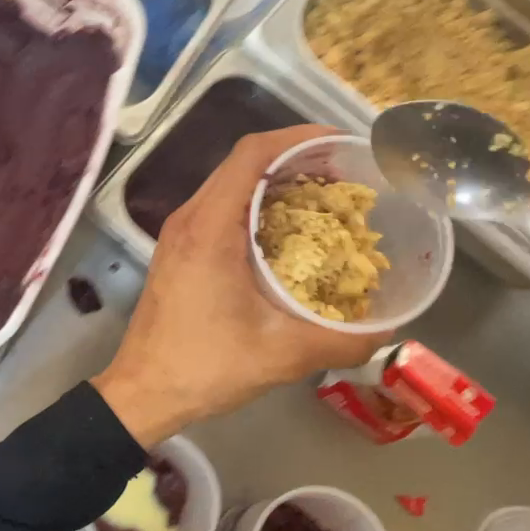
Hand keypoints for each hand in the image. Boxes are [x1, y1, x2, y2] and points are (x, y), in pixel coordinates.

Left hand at [92, 127, 392, 446]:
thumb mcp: (282, 354)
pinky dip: (256, 209)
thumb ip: (342, 341)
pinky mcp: (177, 254)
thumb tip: (388, 332)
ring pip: (230, 187)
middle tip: (347, 177)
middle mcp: (189, 220)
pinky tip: (289, 235)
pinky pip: (220, 211)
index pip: (252, 153)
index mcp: (209, 227)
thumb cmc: (204, 367)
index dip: (300, 137)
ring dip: (276, 184)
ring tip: (326, 199)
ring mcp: (178, 236)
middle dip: (297, 160)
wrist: (142, 393)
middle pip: (243, 164)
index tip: (344, 144)